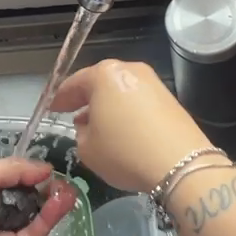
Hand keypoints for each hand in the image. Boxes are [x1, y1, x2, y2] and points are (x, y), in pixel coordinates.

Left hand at [0, 157, 77, 235]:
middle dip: (47, 188)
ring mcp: (9, 231)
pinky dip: (51, 216)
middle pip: (28, 198)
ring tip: (70, 189)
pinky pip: (38, 231)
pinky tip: (63, 200)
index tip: (50, 169)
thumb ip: (16, 168)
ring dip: (54, 201)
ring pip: (37, 215)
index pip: (13, 180)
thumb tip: (45, 168)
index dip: (31, 174)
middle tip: (65, 180)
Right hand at [48, 59, 212, 192]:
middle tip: (73, 115)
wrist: (182, 165)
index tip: (53, 109)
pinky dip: (126, 111)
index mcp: (103, 75)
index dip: (60, 98)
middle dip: (85, 99)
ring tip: (99, 126)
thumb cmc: (125, 153)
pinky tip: (123, 130)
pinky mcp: (169, 98)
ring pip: (120, 91)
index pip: (74, 83)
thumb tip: (87, 125)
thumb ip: (80, 133)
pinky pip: (138, 100)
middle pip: (99, 82)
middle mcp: (129, 70)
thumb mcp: (87, 149)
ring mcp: (152, 82)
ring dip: (107, 106)